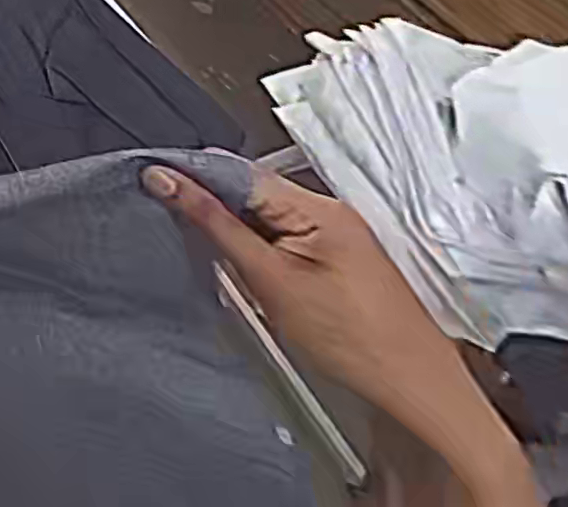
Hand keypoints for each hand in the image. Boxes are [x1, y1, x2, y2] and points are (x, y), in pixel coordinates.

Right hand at [142, 166, 538, 506]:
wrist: (419, 398)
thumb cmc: (357, 342)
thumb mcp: (266, 275)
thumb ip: (210, 219)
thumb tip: (164, 177)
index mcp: (317, 207)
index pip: (232, 169)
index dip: (186, 172)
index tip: (148, 179)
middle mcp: (328, 211)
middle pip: (243, 186)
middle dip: (204, 199)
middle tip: (168, 216)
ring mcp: (331, 231)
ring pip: (254, 207)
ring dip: (225, 221)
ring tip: (206, 246)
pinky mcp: (329, 251)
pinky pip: (272, 227)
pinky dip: (246, 238)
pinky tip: (235, 259)